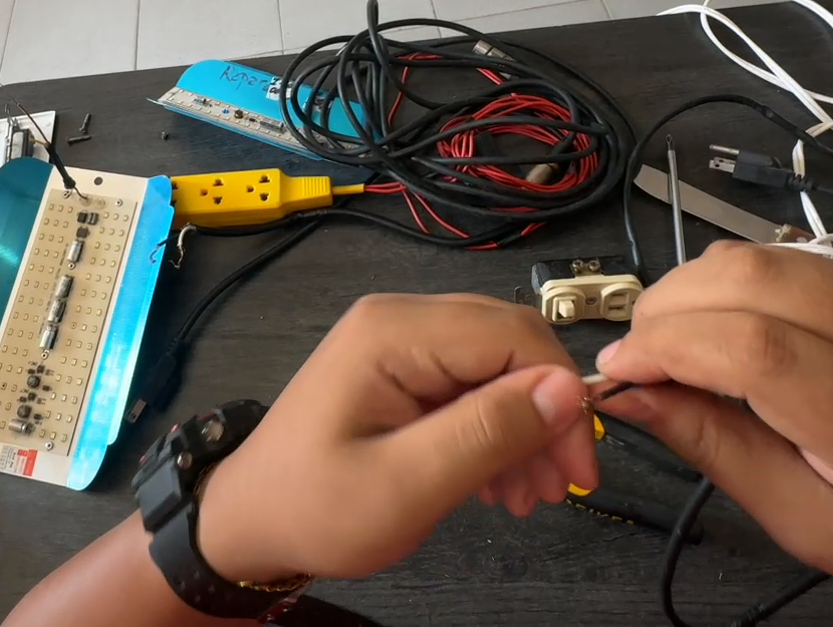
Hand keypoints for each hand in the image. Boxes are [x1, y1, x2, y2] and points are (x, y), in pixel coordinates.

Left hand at [193, 292, 599, 582]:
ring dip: (522, 426)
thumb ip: (485, 432)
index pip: (509, 332)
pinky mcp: (397, 366)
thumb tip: (566, 388)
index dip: (560, 392)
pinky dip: (491, 427)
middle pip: (504, 342)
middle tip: (560, 487)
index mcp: (393, 331)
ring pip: (491, 363)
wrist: (253, 515)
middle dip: (544, 412)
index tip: (579, 467)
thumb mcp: (405, 484)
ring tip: (527, 494)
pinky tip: (496, 479)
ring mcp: (395, 339)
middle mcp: (397, 318)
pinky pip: (465, 382)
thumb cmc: (316, 505)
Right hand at [595, 241, 832, 626]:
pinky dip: (739, 276)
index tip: (619, 366)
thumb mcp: (814, 531)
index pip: (769, 357)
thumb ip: (716, 450)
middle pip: (769, 283)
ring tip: (674, 329)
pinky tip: (726, 315)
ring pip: (779, 256)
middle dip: (674, 301)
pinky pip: (802, 256)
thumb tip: (627, 391)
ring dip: (698, 282)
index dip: (672, 345)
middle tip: (639, 343)